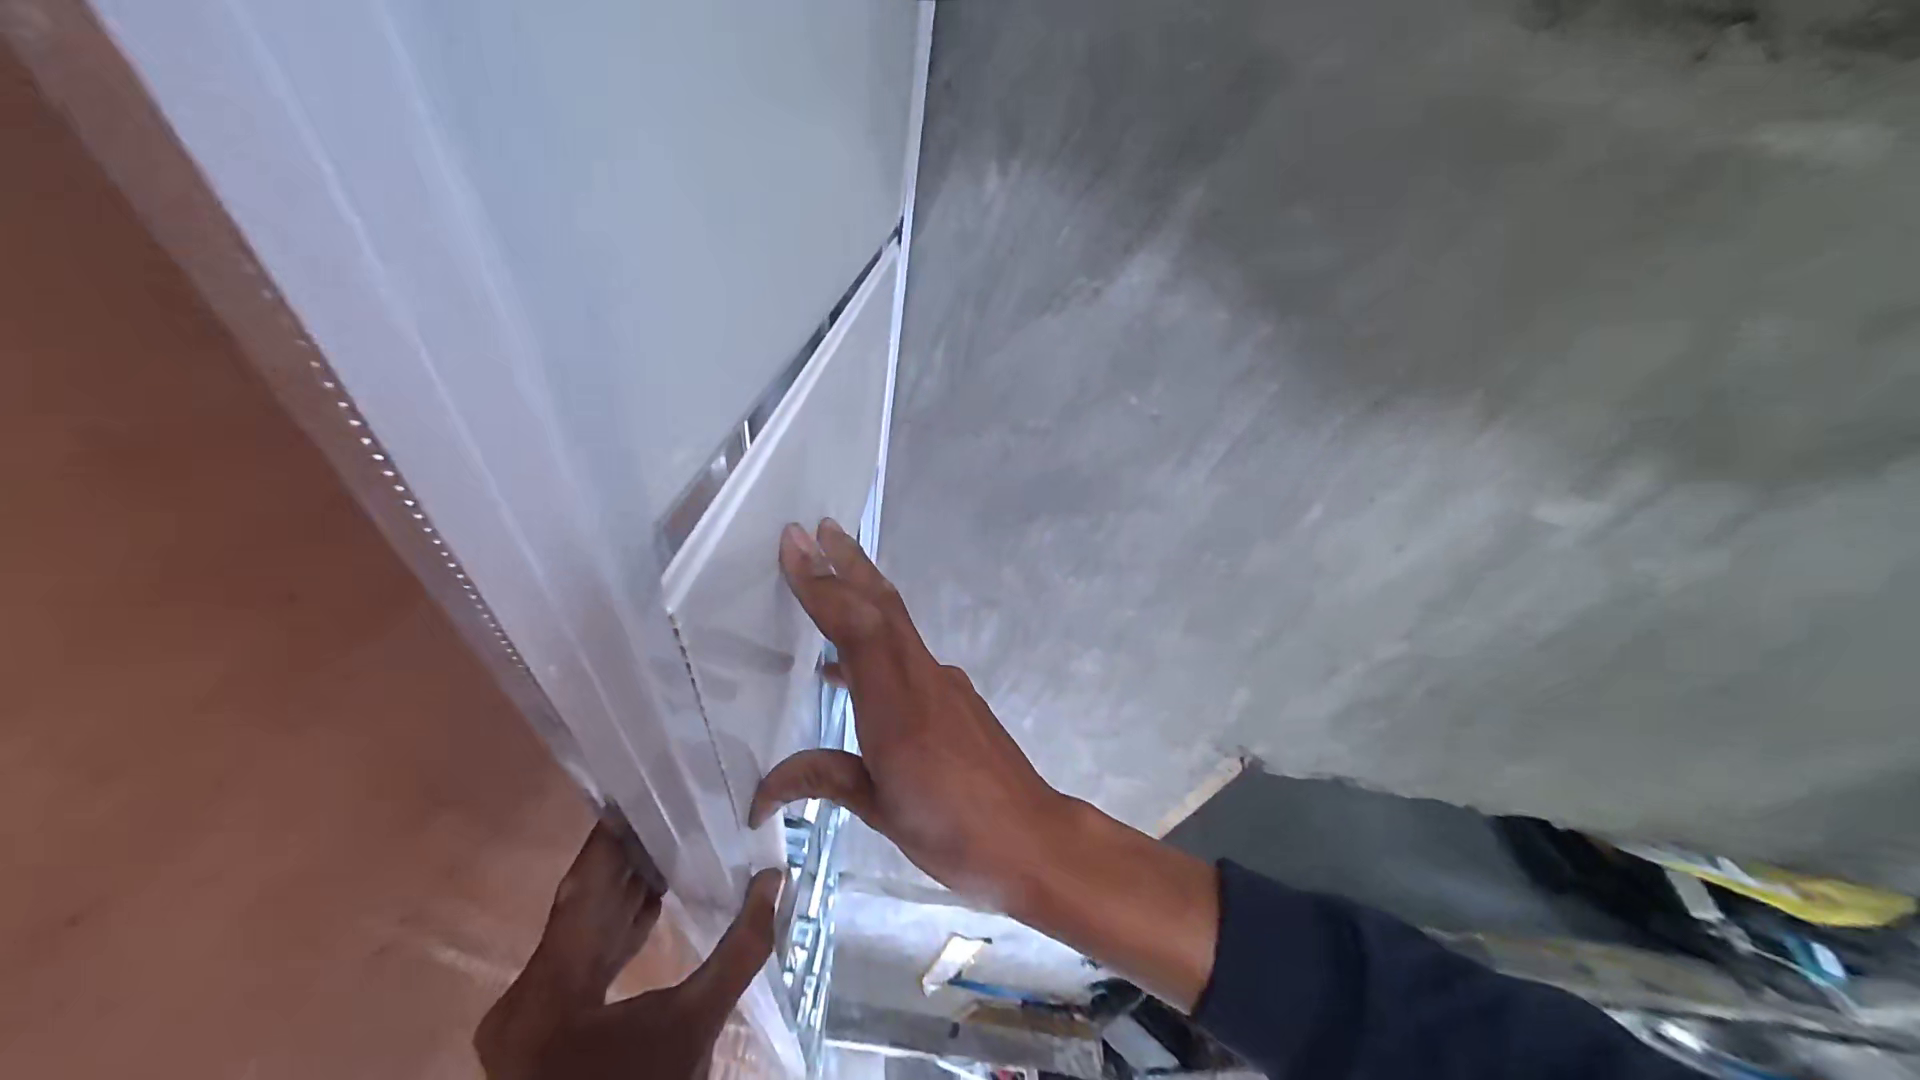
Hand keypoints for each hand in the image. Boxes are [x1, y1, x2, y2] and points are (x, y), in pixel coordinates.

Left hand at [475, 824, 782, 1079]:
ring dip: (623, 890)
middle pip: (579, 907)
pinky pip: (579, 957)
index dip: (611, 840)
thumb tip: (775, 878)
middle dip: (626, 860)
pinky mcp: (541, 1025)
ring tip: (670, 842)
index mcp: (547, 995)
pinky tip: (652, 898)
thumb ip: (740, 948)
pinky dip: (616, 926)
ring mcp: (526, 1015)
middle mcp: (522, 1000)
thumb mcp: (696, 1027)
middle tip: (669, 808)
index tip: (640, 793)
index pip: (580, 891)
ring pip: (578, 931)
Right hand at [748, 519, 1070, 909]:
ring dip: (863, 591)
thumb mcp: (881, 809)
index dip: (823, 584)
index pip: (856, 625)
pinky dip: (875, 639)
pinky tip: (848, 666)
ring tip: (831, 571)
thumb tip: (759, 793)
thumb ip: (823, 781)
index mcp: (898, 703)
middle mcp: (923, 677)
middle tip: (819, 528)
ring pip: (897, 623)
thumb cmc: (953, 829)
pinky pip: (907, 652)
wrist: (1032, 838)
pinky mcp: (955, 696)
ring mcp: (945, 683)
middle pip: (882, 605)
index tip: (795, 545)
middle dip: (848, 563)